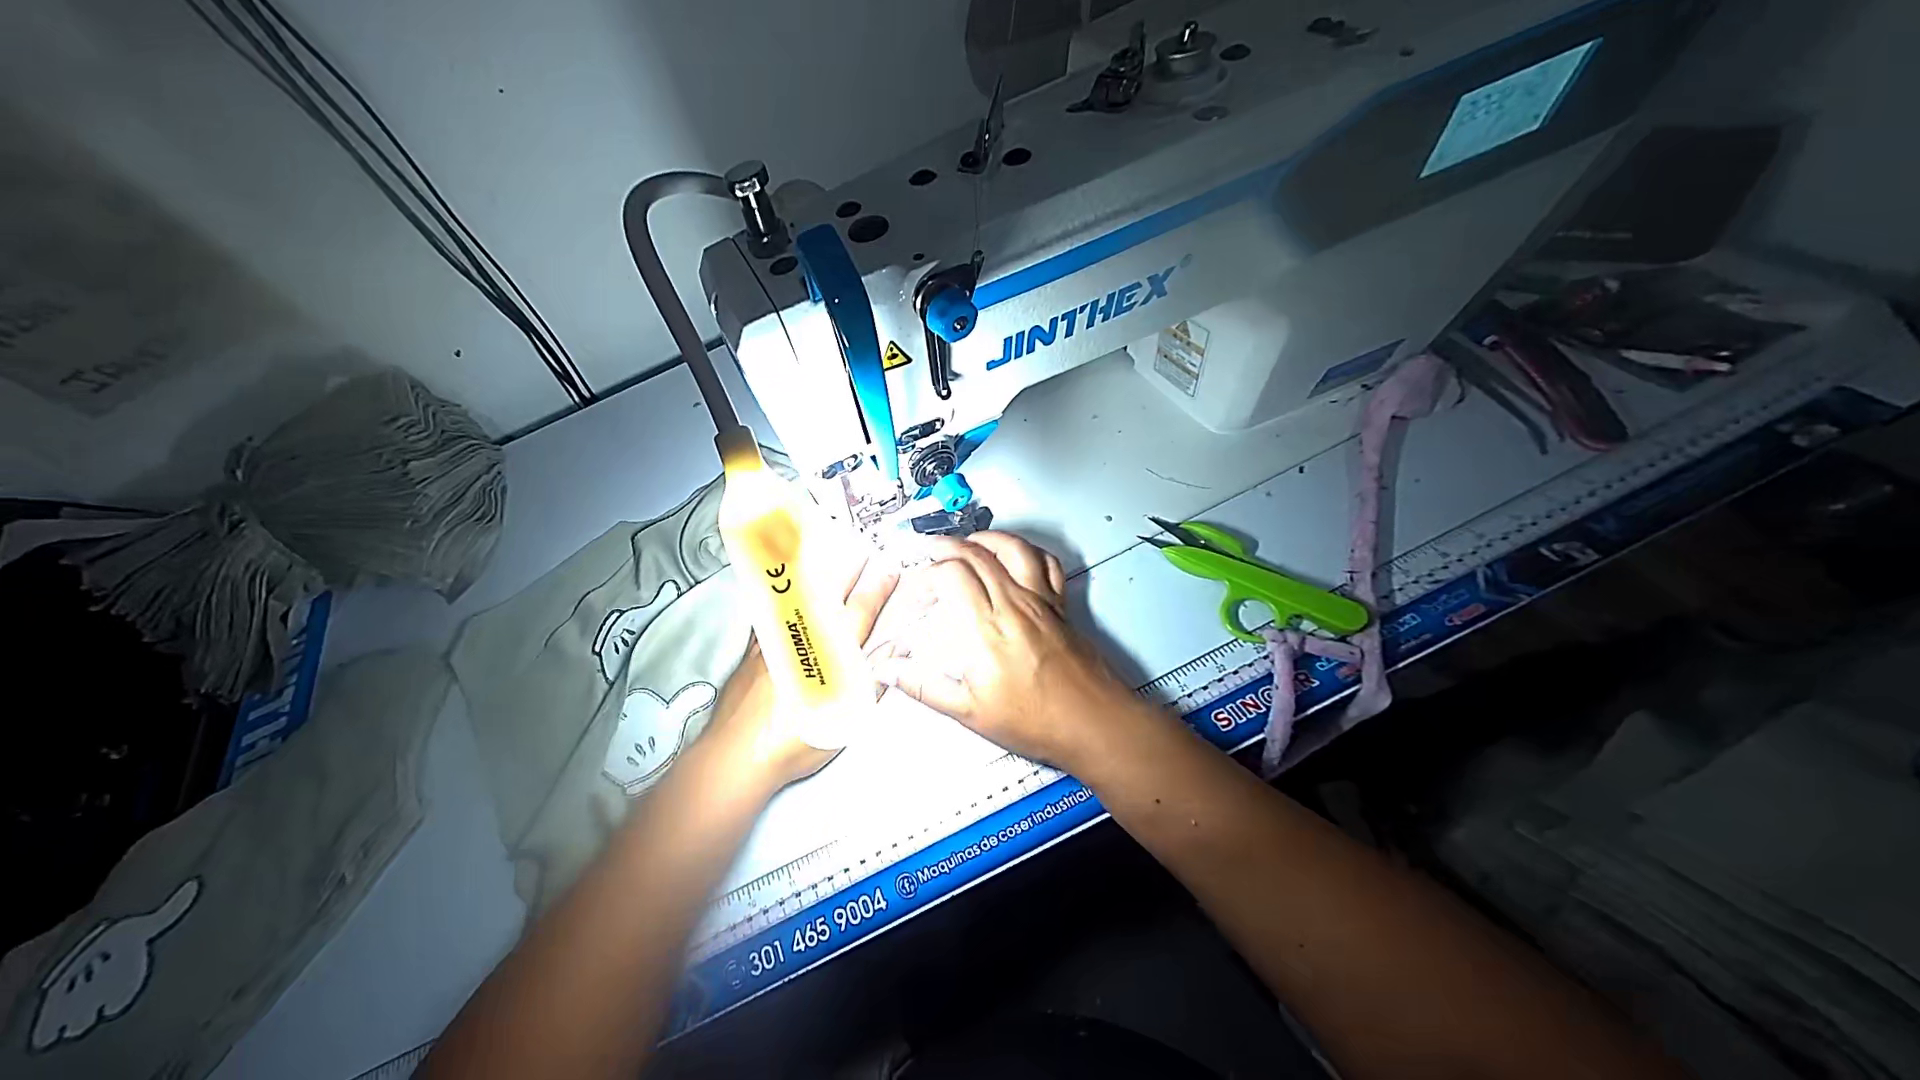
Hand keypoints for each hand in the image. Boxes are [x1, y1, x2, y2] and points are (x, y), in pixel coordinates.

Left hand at [704, 554, 898, 792]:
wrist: (738, 755)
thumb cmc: (788, 744)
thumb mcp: (844, 720)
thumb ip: (871, 682)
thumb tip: (892, 655)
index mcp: (829, 659)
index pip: (860, 614)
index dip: (877, 590)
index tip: (888, 573)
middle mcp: (802, 645)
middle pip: (829, 598)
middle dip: (848, 572)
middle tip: (859, 553)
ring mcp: (775, 645)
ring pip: (797, 600)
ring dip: (813, 576)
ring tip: (821, 556)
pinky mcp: (753, 654)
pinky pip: (766, 616)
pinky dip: (774, 598)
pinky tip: (774, 590)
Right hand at [871, 532, 1134, 768]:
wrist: (1095, 725)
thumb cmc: (1041, 723)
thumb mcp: (971, 712)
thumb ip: (926, 687)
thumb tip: (891, 671)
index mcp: (989, 630)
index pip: (951, 575)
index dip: (926, 575)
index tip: (916, 593)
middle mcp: (1016, 606)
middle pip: (977, 554)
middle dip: (946, 546)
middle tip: (928, 553)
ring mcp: (1042, 602)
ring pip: (1014, 548)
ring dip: (986, 538)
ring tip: (968, 543)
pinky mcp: (1061, 607)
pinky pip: (1047, 563)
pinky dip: (1028, 551)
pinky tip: (1016, 556)